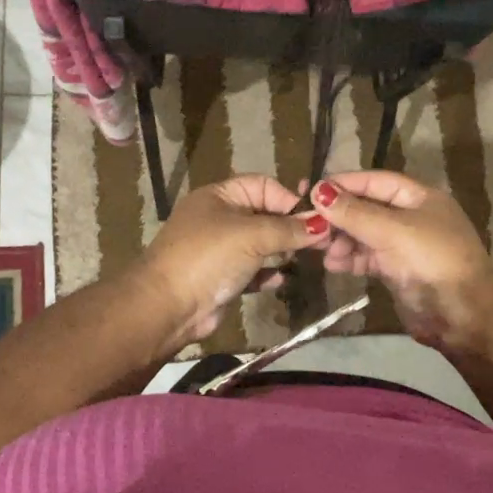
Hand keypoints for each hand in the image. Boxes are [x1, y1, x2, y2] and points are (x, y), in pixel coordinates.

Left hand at [135, 175, 329, 344]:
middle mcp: (218, 218)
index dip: (289, 199)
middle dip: (291, 227)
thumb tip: (324, 224)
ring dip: (282, 252)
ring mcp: (219, 250)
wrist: (168, 306)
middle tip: (321, 242)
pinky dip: (267, 274)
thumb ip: (289, 229)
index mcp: (219, 196)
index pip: (263, 186)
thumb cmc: (209, 257)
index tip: (315, 218)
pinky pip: (252, 271)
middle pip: (264, 215)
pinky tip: (281, 280)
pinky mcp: (222, 278)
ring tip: (305, 260)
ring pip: (260, 245)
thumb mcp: (252, 236)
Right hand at [309, 171, 492, 350]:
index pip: (375, 181)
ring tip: (319, 248)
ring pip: (364, 235)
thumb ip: (355, 212)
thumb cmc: (432, 261)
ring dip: (341, 239)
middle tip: (308, 223)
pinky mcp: (398, 272)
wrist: (462, 316)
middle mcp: (412, 217)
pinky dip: (349, 259)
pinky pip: (367, 258)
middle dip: (339, 215)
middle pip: (367, 208)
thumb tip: (318, 190)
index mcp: (420, 197)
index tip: (311, 189)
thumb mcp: (392, 230)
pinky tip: (332, 264)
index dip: (344, 183)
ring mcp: (405, 246)